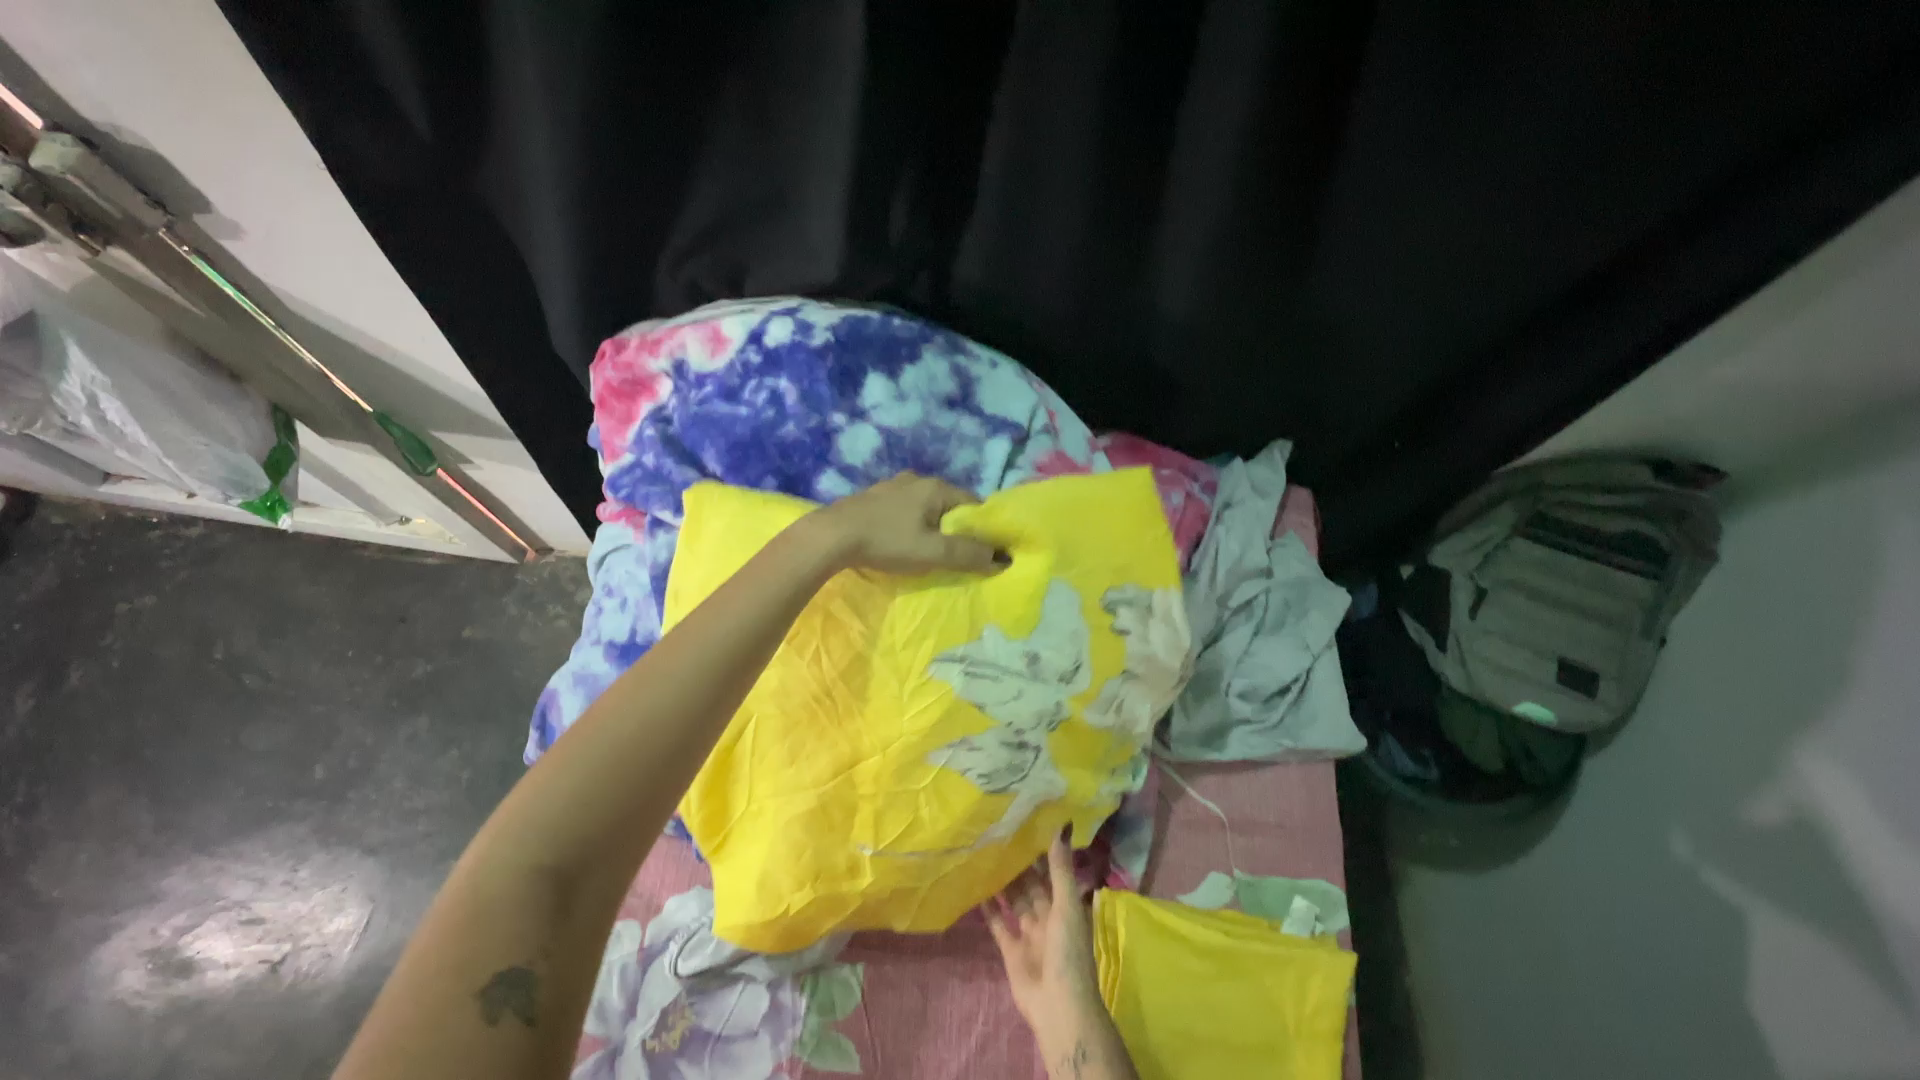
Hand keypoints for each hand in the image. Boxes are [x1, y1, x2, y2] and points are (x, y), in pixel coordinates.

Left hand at [804, 471, 1003, 574]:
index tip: (981, 553)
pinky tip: (901, 541)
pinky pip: (906, 510)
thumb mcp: (932, 552)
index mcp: (936, 487)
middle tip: (955, 557)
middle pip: (950, 505)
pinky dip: (912, 525)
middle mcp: (917, 479)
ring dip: (932, 528)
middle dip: (957, 529)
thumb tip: (1003, 558)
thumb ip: (969, 554)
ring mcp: (892, 486)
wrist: (830, 536)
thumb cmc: (886, 541)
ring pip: (926, 507)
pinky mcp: (874, 498)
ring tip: (928, 552)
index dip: (982, 529)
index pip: (974, 505)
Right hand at [986, 833, 1104, 1039]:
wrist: (1057, 1005)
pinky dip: (989, 909)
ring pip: (1014, 903)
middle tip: (998, 838)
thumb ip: (1060, 870)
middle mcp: (1048, 918)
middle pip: (1032, 887)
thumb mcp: (1067, 906)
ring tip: (985, 858)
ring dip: (1003, 884)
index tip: (1025, 828)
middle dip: (1019, 866)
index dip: (1041, 854)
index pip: (1052, 874)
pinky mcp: (1011, 950)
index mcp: (1066, 907)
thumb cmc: (1068, 952)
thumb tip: (1061, 827)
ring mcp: (1029, 934)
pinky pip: (999, 924)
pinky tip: (976, 890)